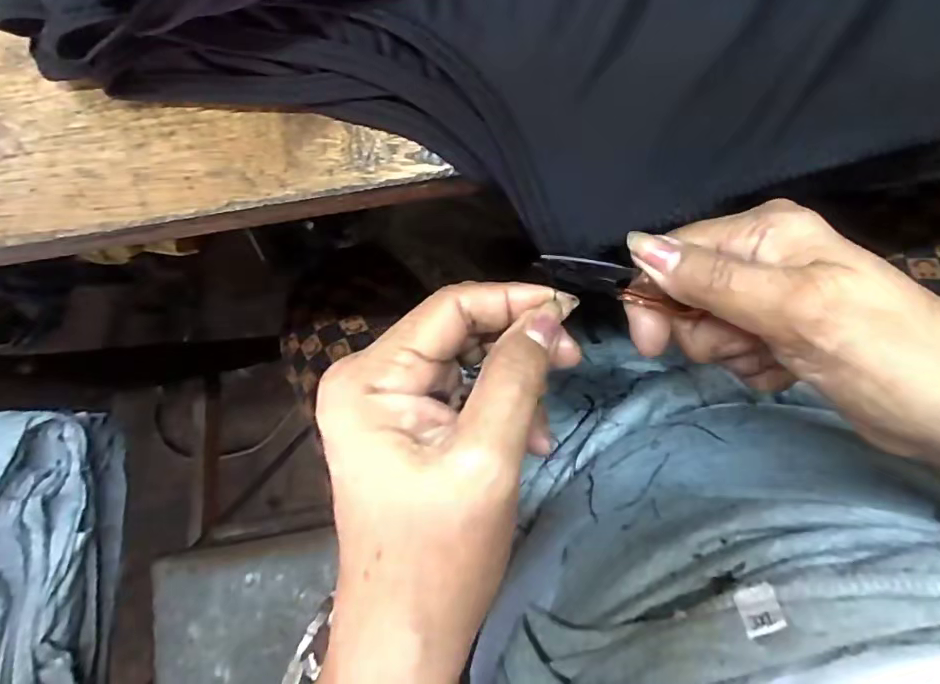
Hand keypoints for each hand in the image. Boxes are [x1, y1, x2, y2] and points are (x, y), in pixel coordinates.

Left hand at [314, 282, 580, 683]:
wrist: (407, 640)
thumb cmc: (439, 556)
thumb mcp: (486, 458)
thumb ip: (516, 376)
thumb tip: (548, 314)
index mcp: (370, 378)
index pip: (452, 306)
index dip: (514, 299)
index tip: (568, 311)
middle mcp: (370, 377)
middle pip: (461, 327)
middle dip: (519, 340)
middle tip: (570, 359)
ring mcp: (387, 401)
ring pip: (470, 355)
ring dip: (517, 376)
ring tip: (547, 417)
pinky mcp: (408, 423)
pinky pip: (466, 387)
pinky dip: (505, 402)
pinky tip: (531, 435)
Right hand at [623, 199, 939, 490]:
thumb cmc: (887, 352)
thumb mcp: (796, 310)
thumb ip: (715, 279)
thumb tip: (636, 243)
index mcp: (768, 229)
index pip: (680, 248)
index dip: (658, 293)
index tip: (654, 344)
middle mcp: (769, 254)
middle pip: (690, 287)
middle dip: (705, 328)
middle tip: (745, 349)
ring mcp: (779, 297)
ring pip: (711, 323)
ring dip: (730, 351)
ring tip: (777, 361)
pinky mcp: (788, 334)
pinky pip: (738, 348)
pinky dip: (753, 367)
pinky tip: (787, 373)